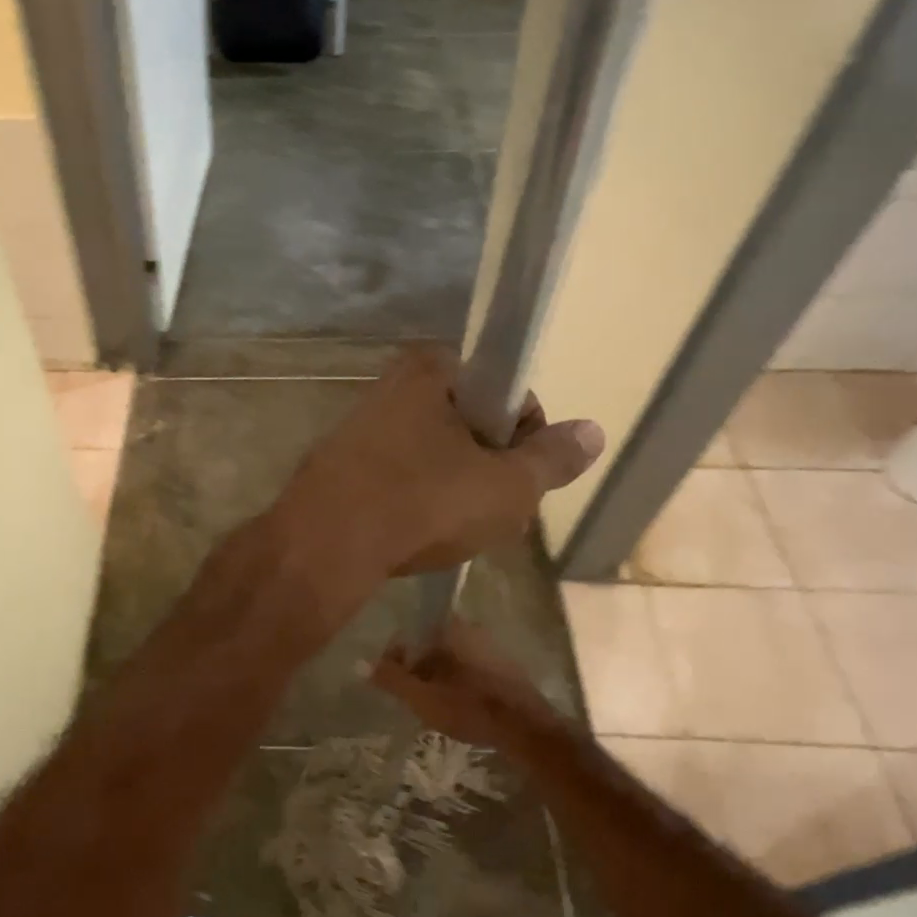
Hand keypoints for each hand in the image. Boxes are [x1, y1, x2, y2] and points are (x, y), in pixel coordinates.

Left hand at [280, 346, 603, 576]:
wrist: (323, 546)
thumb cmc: (423, 503)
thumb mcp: (507, 486)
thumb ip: (551, 458)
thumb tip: (593, 431)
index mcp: (432, 371)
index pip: (503, 390)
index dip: (525, 435)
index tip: (523, 479)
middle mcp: (392, 386)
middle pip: (466, 423)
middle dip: (489, 465)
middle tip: (498, 512)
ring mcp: (358, 426)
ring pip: (431, 454)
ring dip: (453, 487)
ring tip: (460, 532)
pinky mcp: (336, 465)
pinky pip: (395, 476)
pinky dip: (414, 500)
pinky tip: (418, 537)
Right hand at [371, 617, 553, 746]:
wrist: (526, 729)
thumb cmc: (469, 708)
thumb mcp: (421, 697)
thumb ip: (391, 678)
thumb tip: (360, 663)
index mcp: (449, 628)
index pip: (410, 634)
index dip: (397, 658)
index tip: (393, 682)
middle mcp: (472, 628)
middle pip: (431, 645)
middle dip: (419, 668)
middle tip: (413, 697)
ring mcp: (493, 647)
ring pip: (453, 658)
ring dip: (440, 676)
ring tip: (434, 705)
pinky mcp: (507, 667)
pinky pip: (472, 669)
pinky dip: (461, 683)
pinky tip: (460, 706)